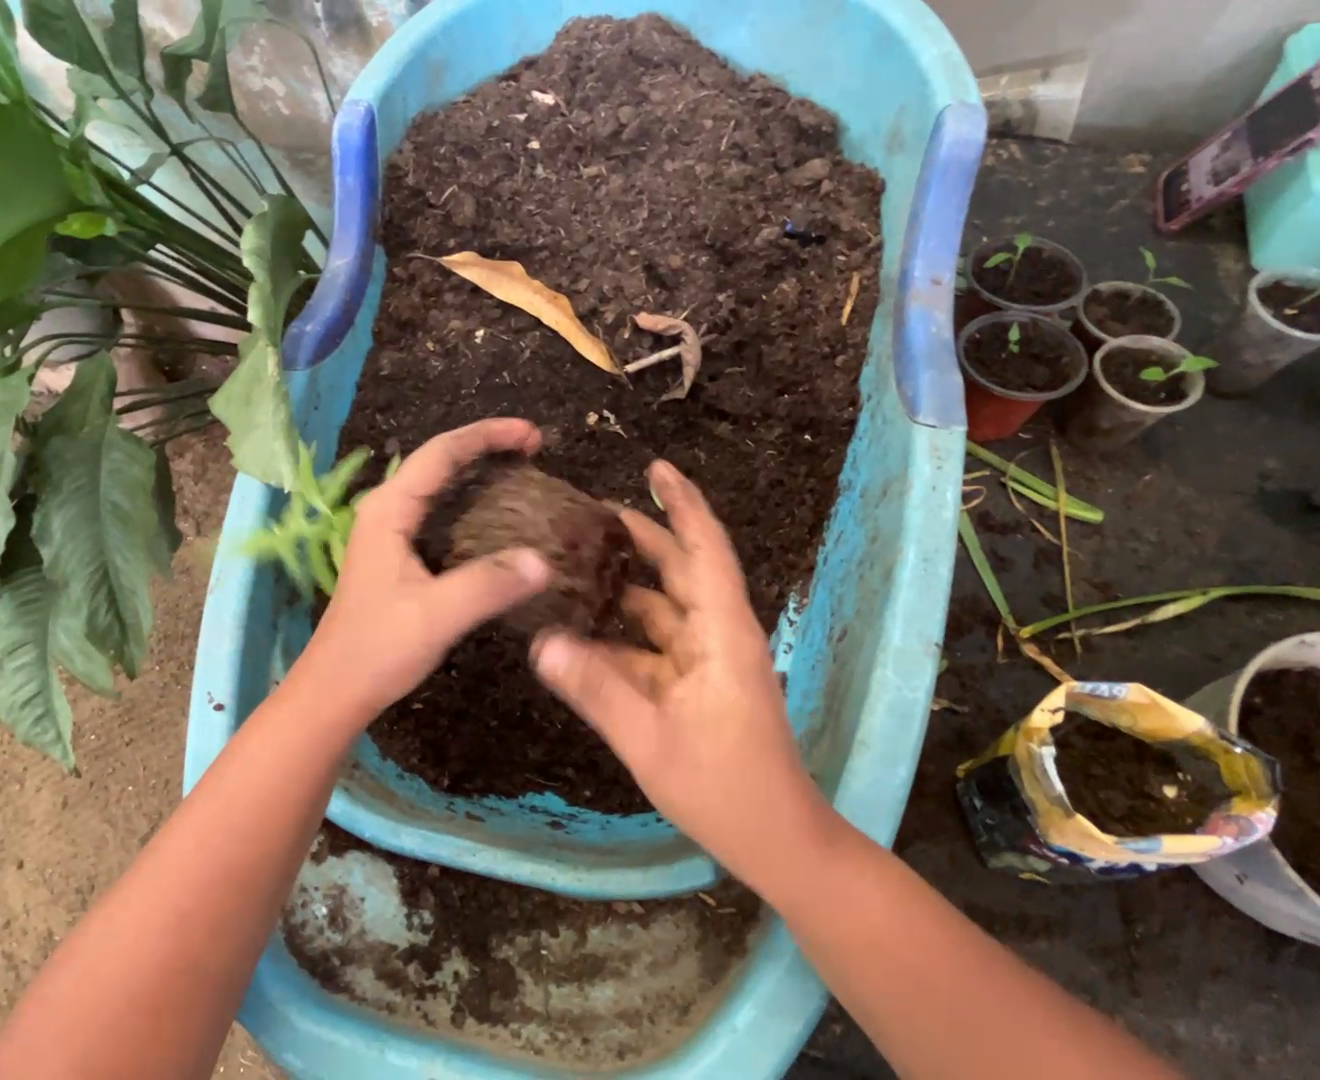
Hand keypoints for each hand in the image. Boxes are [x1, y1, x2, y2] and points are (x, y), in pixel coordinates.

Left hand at [292, 418, 552, 718]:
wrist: (336, 689)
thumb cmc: (377, 649)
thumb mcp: (436, 616)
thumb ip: (487, 585)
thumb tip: (543, 562)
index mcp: (388, 510)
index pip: (441, 452)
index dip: (488, 436)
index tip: (533, 435)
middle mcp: (386, 511)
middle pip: (439, 461)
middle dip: (487, 448)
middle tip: (536, 451)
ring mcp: (388, 533)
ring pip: (439, 487)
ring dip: (479, 474)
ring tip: (524, 475)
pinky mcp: (397, 556)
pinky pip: (440, 514)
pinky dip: (472, 506)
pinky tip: (499, 521)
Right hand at [530, 460, 839, 891]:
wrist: (777, 841)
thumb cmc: (726, 788)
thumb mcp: (651, 740)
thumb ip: (596, 689)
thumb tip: (541, 643)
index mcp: (721, 635)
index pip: (705, 552)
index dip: (684, 506)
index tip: (658, 469)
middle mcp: (717, 638)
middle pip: (681, 573)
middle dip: (643, 541)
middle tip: (592, 515)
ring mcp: (708, 664)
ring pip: (663, 612)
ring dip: (625, 591)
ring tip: (574, 568)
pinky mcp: (697, 689)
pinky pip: (654, 650)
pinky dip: (622, 639)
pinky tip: (581, 635)